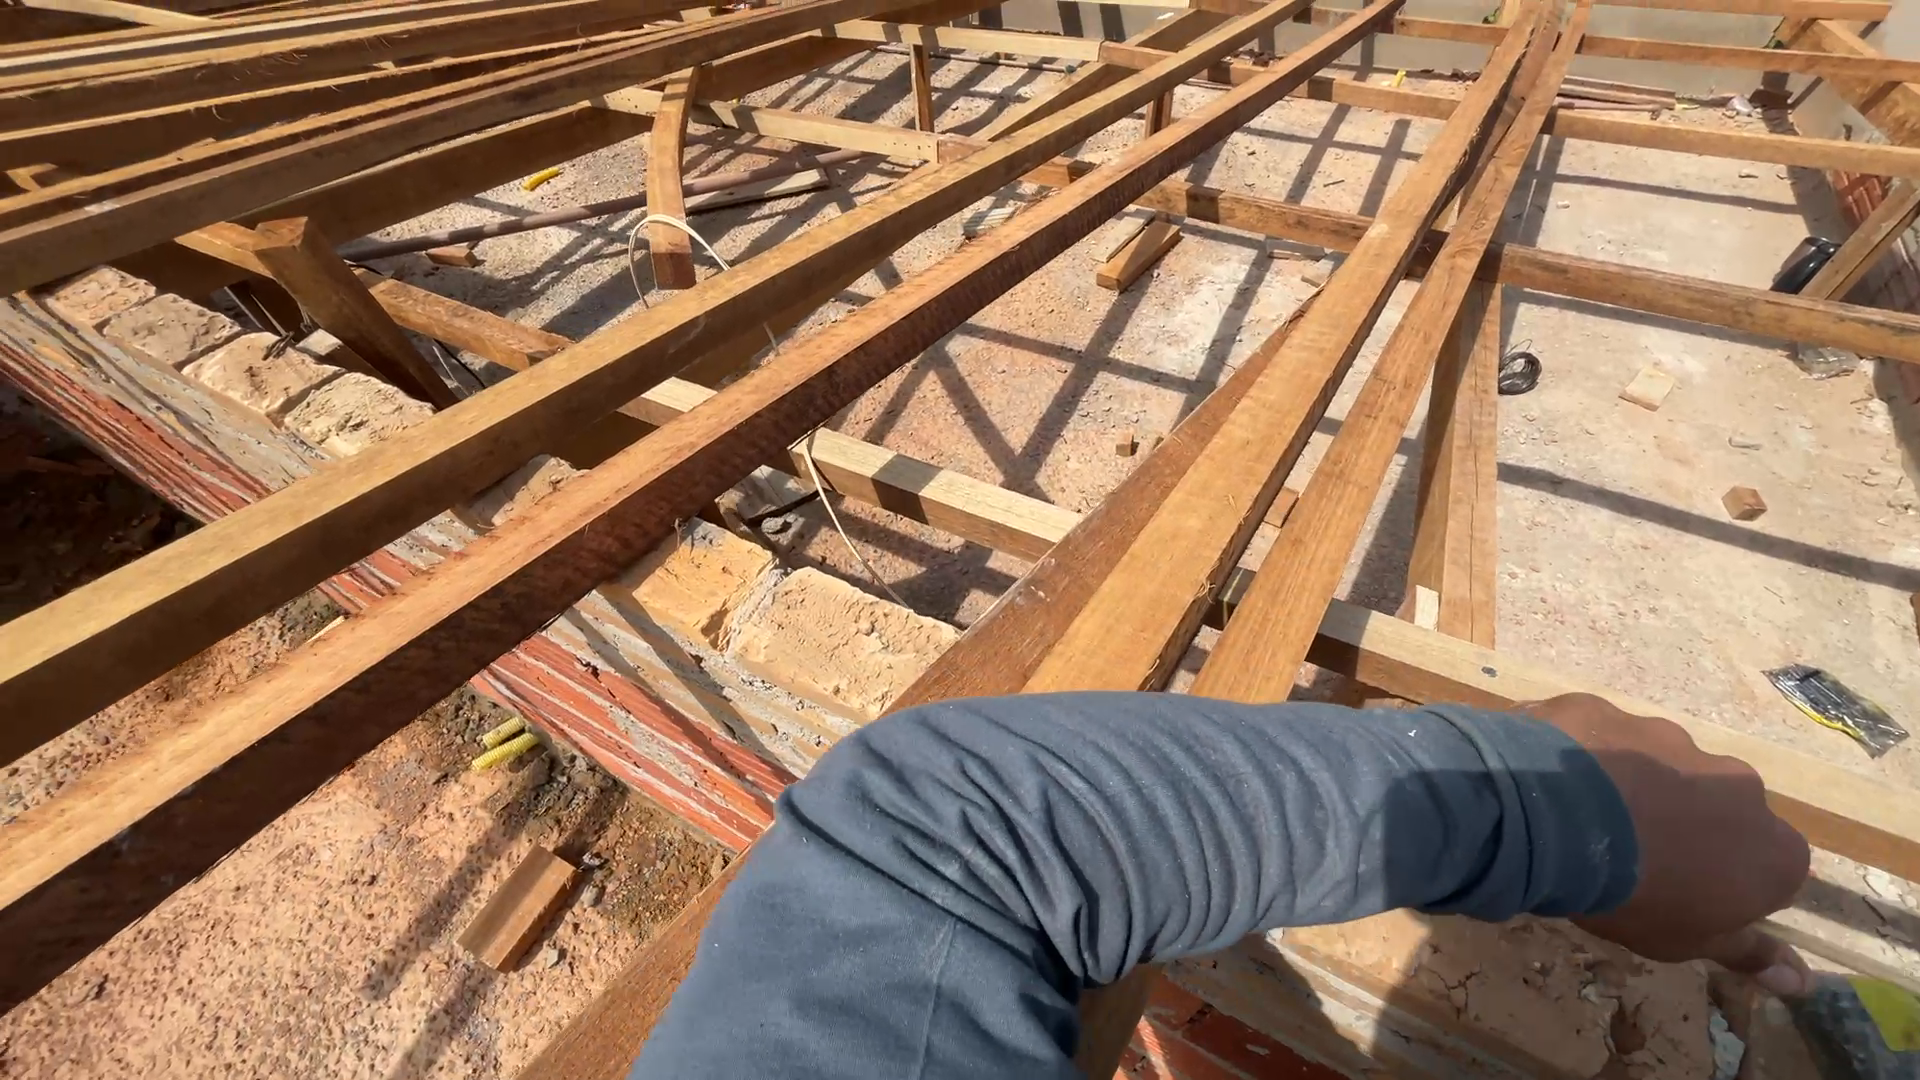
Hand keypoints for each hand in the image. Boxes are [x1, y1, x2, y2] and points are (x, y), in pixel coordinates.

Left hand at [1522, 694, 1812, 996]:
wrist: (1550, 820)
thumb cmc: (1630, 892)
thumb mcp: (1686, 940)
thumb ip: (1743, 951)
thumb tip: (1797, 981)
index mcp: (1771, 844)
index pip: (1758, 861)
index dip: (1712, 872)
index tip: (1667, 881)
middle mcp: (1730, 779)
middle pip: (1705, 799)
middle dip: (1667, 814)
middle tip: (1612, 837)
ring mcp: (1659, 733)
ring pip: (1644, 757)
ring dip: (1616, 775)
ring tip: (1566, 802)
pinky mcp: (1595, 706)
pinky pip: (1582, 727)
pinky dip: (1563, 743)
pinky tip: (1531, 767)